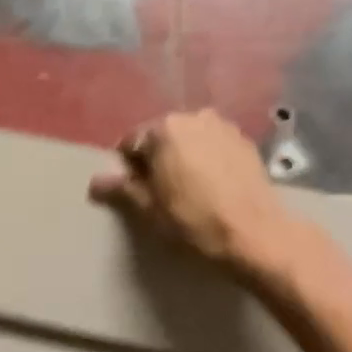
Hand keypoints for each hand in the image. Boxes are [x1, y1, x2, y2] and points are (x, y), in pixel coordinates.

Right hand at [89, 109, 303, 273]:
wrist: (256, 235)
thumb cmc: (195, 222)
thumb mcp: (151, 210)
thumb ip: (122, 189)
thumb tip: (95, 181)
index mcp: (164, 129)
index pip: (132, 142)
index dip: (129, 168)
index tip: (136, 193)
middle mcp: (192, 116)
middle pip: (162, 136)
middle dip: (158, 159)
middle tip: (162, 193)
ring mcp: (222, 126)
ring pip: (190, 139)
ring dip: (184, 156)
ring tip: (190, 190)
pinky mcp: (244, 140)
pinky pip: (214, 145)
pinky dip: (208, 158)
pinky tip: (214, 185)